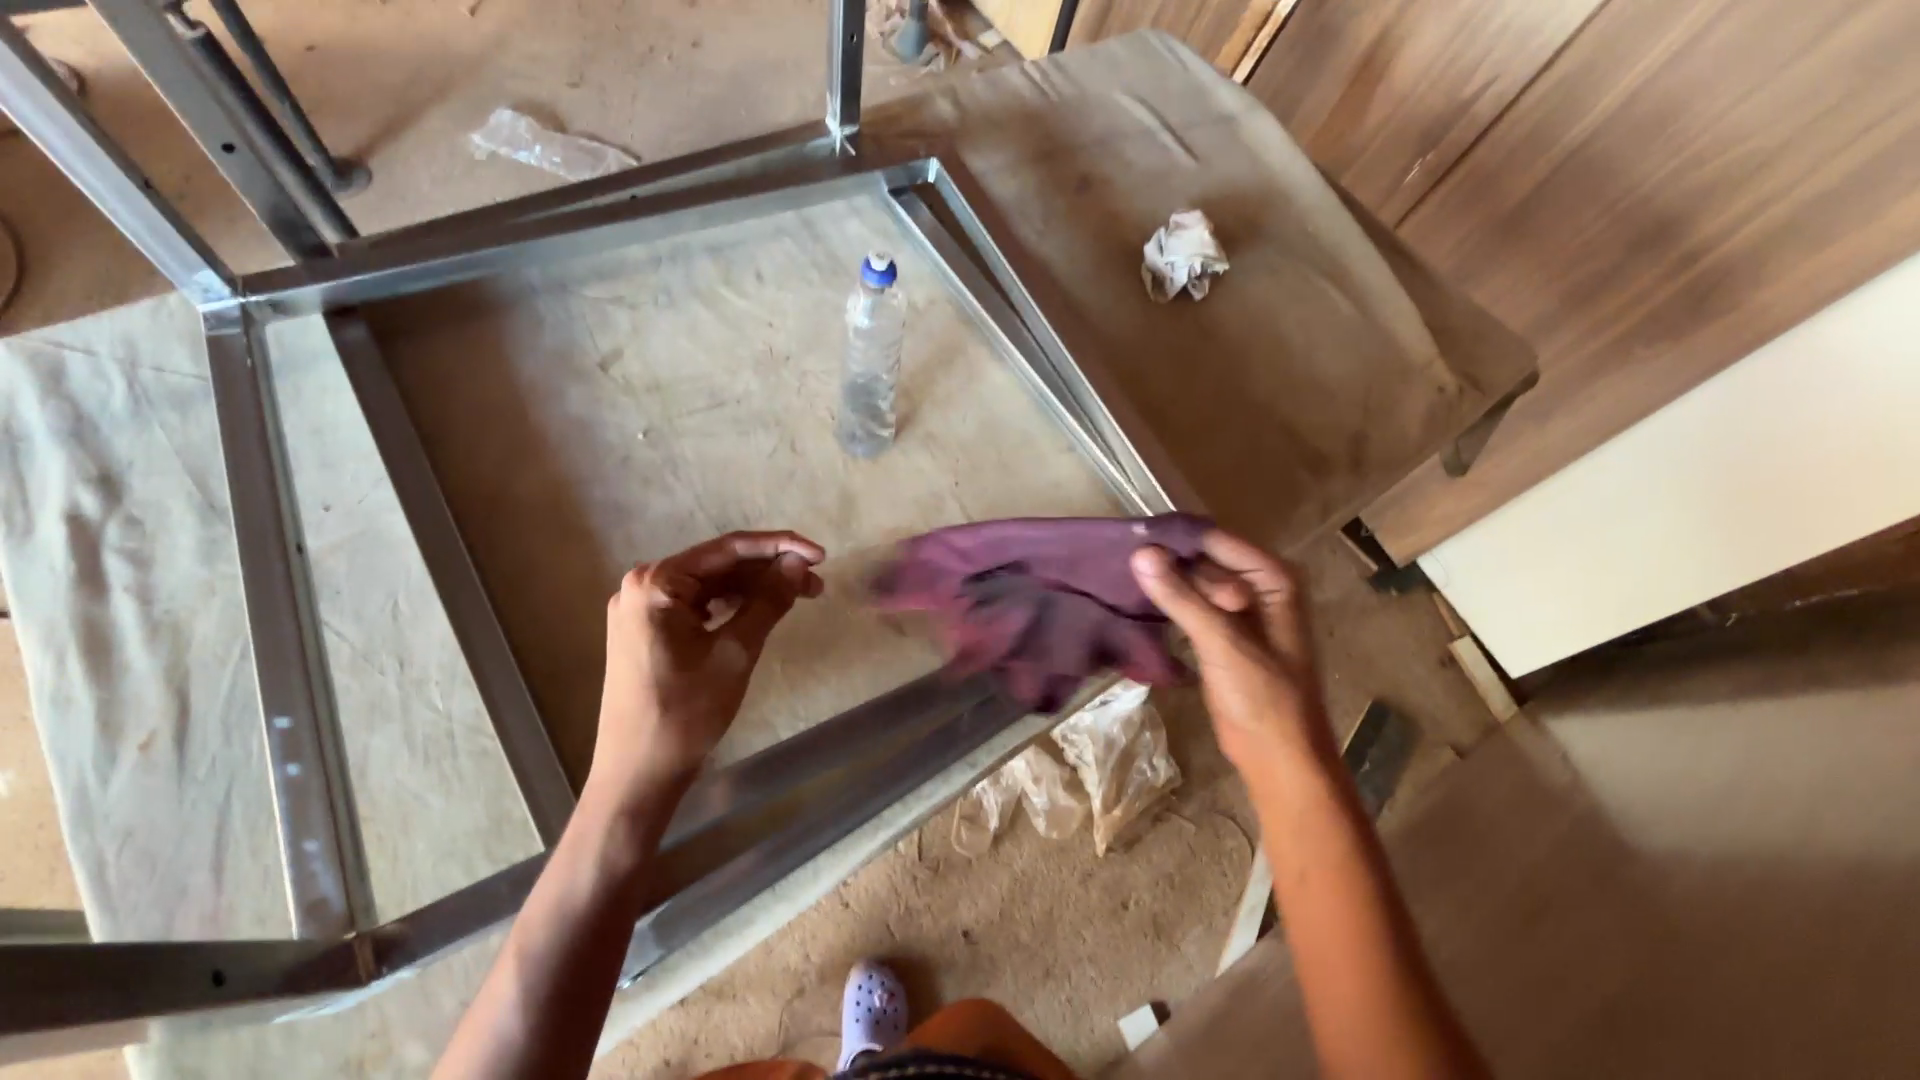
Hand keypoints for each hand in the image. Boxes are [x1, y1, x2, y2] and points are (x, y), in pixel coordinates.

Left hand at [591, 531, 825, 808]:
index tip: (820, 555)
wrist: (638, 772)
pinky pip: (697, 606)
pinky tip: (760, 612)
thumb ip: (768, 601)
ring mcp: (641, 610)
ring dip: (753, 589)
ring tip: (799, 597)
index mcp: (657, 583)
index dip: (779, 547)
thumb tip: (798, 563)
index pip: (728, 549)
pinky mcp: (646, 631)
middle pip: (719, 565)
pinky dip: (731, 606)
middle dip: (769, 570)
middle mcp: (643, 586)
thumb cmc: (685, 712)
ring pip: (710, 586)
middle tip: (817, 583)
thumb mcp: (735, 652)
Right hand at [1131, 530, 1326, 777]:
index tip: (1130, 537)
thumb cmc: (1264, 698)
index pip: (1216, 541)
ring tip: (1119, 576)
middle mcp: (1259, 588)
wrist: (1279, 758)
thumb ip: (1182, 598)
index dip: (1176, 538)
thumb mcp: (1222, 644)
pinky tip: (1136, 602)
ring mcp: (1240, 614)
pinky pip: (1191, 608)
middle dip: (1167, 561)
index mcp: (1273, 579)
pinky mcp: (1222, 637)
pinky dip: (1170, 606)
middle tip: (1119, 560)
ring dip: (1165, 583)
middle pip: (1204, 561)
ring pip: (1194, 585)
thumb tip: (1140, 554)